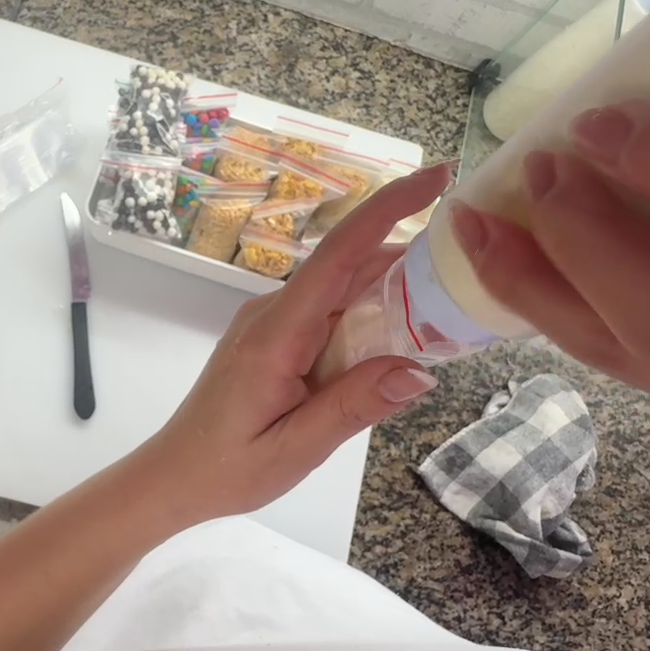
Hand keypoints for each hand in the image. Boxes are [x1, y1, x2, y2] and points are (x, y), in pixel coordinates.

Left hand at [136, 161, 454, 521]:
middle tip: (475, 267)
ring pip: (340, 288)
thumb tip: (421, 370)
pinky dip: (367, 313)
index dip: (387, 209)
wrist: (174, 475)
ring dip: (392, 289)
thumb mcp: (296, 448)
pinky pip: (327, 311)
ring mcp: (269, 322)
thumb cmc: (228, 468)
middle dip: (410, 257)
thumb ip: (353, 407)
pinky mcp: (272, 337)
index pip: (337, 255)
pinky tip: (401, 334)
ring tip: (453, 301)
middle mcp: (271, 313)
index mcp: (276, 333)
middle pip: (347, 267)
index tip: (439, 175)